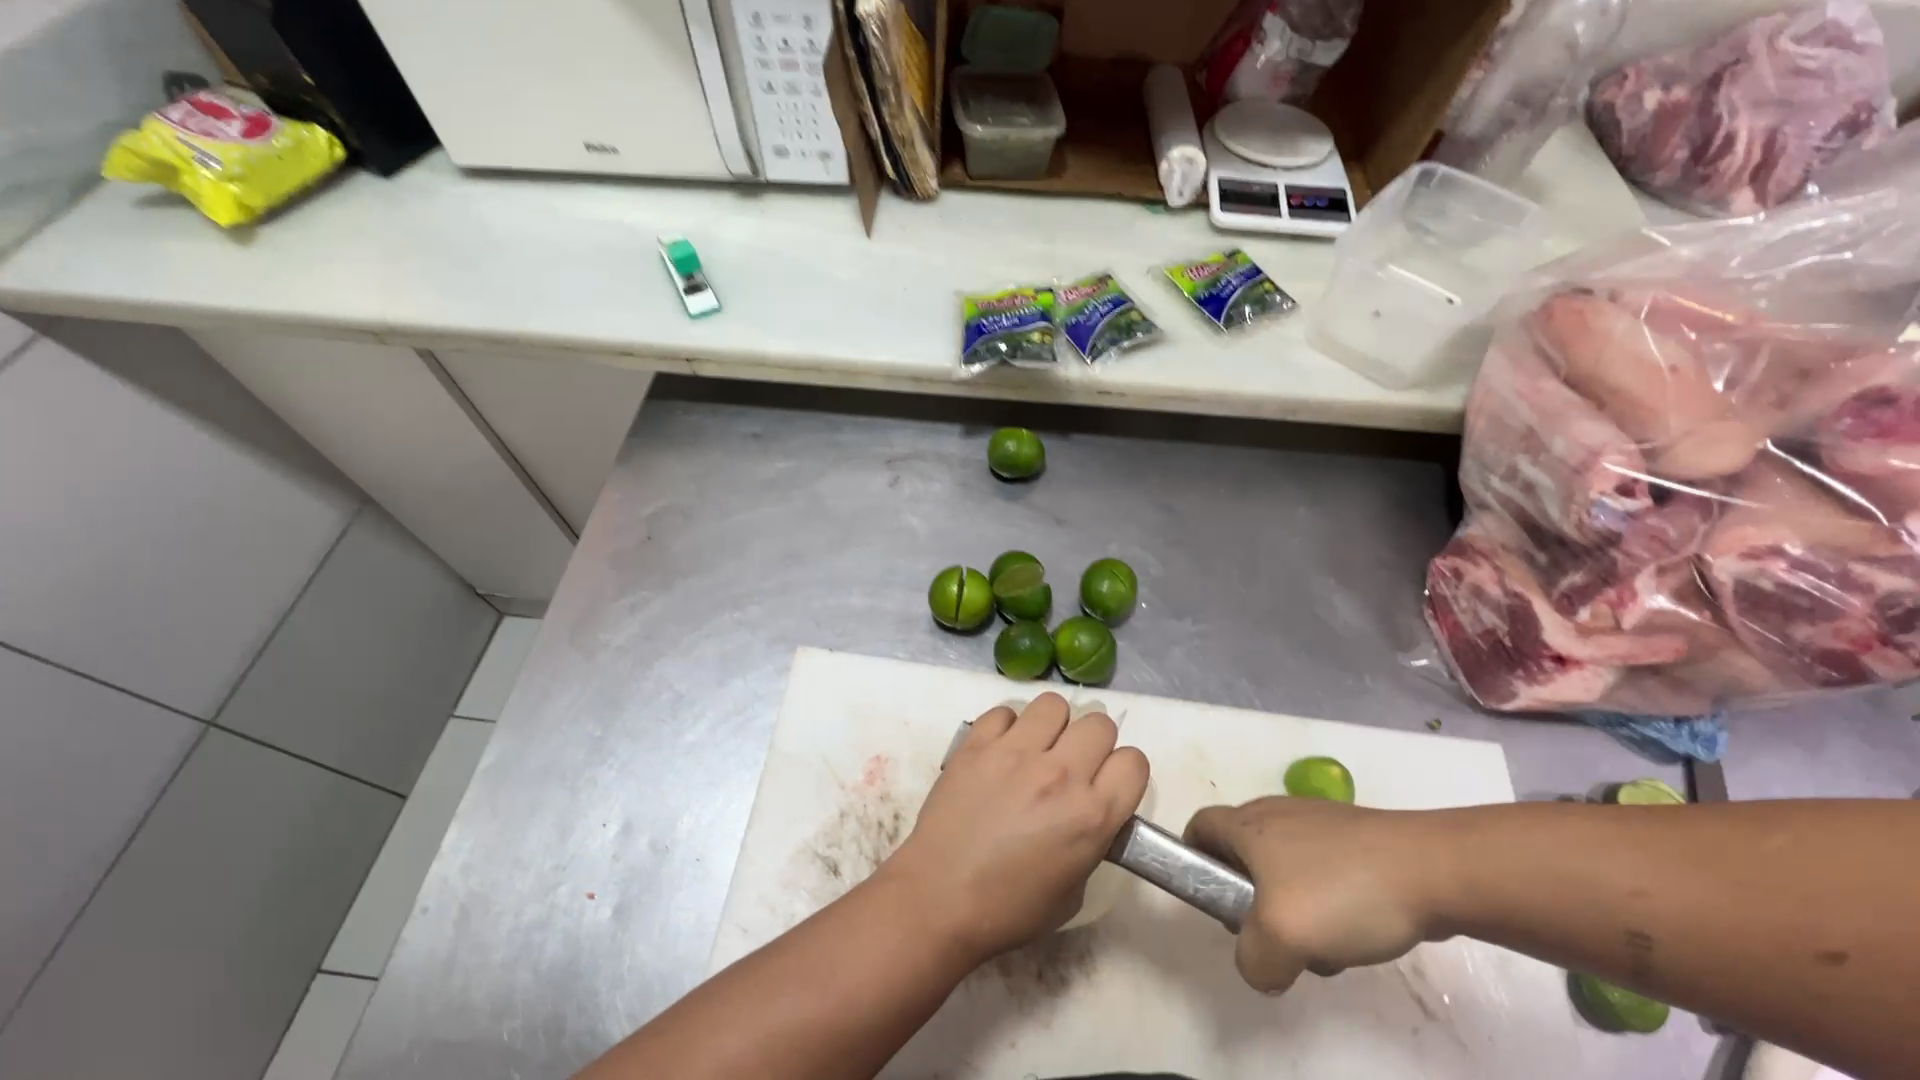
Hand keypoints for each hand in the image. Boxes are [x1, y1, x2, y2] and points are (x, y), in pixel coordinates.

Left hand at [878, 693, 1149, 963]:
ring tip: (1037, 750)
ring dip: (1053, 726)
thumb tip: (1088, 812)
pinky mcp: (976, 745)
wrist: (938, 900)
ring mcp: (1015, 754)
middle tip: (1072, 767)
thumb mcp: (1074, 889)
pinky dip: (1008, 727)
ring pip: (1054, 705)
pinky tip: (1001, 752)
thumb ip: (1091, 840)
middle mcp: (1060, 774)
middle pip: (1099, 724)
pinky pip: (1004, 712)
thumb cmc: (1010, 909)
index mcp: (1092, 815)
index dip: (1123, 773)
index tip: (1106, 785)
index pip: (1134, 761)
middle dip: (1093, 744)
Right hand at [1184, 797, 1451, 992]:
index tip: (1214, 902)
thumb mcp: (1279, 938)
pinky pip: (1324, 875)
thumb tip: (1263, 969)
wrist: (1435, 870)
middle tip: (1271, 935)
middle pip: (1242, 858)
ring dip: (1294, 912)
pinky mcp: (1357, 841)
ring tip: (1323, 945)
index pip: (1198, 829)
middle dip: (1250, 902)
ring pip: (1286, 873)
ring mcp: (1321, 826)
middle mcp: (1278, 815)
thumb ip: (1254, 961)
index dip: (1193, 862)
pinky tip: (1356, 933)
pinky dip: (1329, 905)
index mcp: (1248, 824)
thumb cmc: (1343, 892)